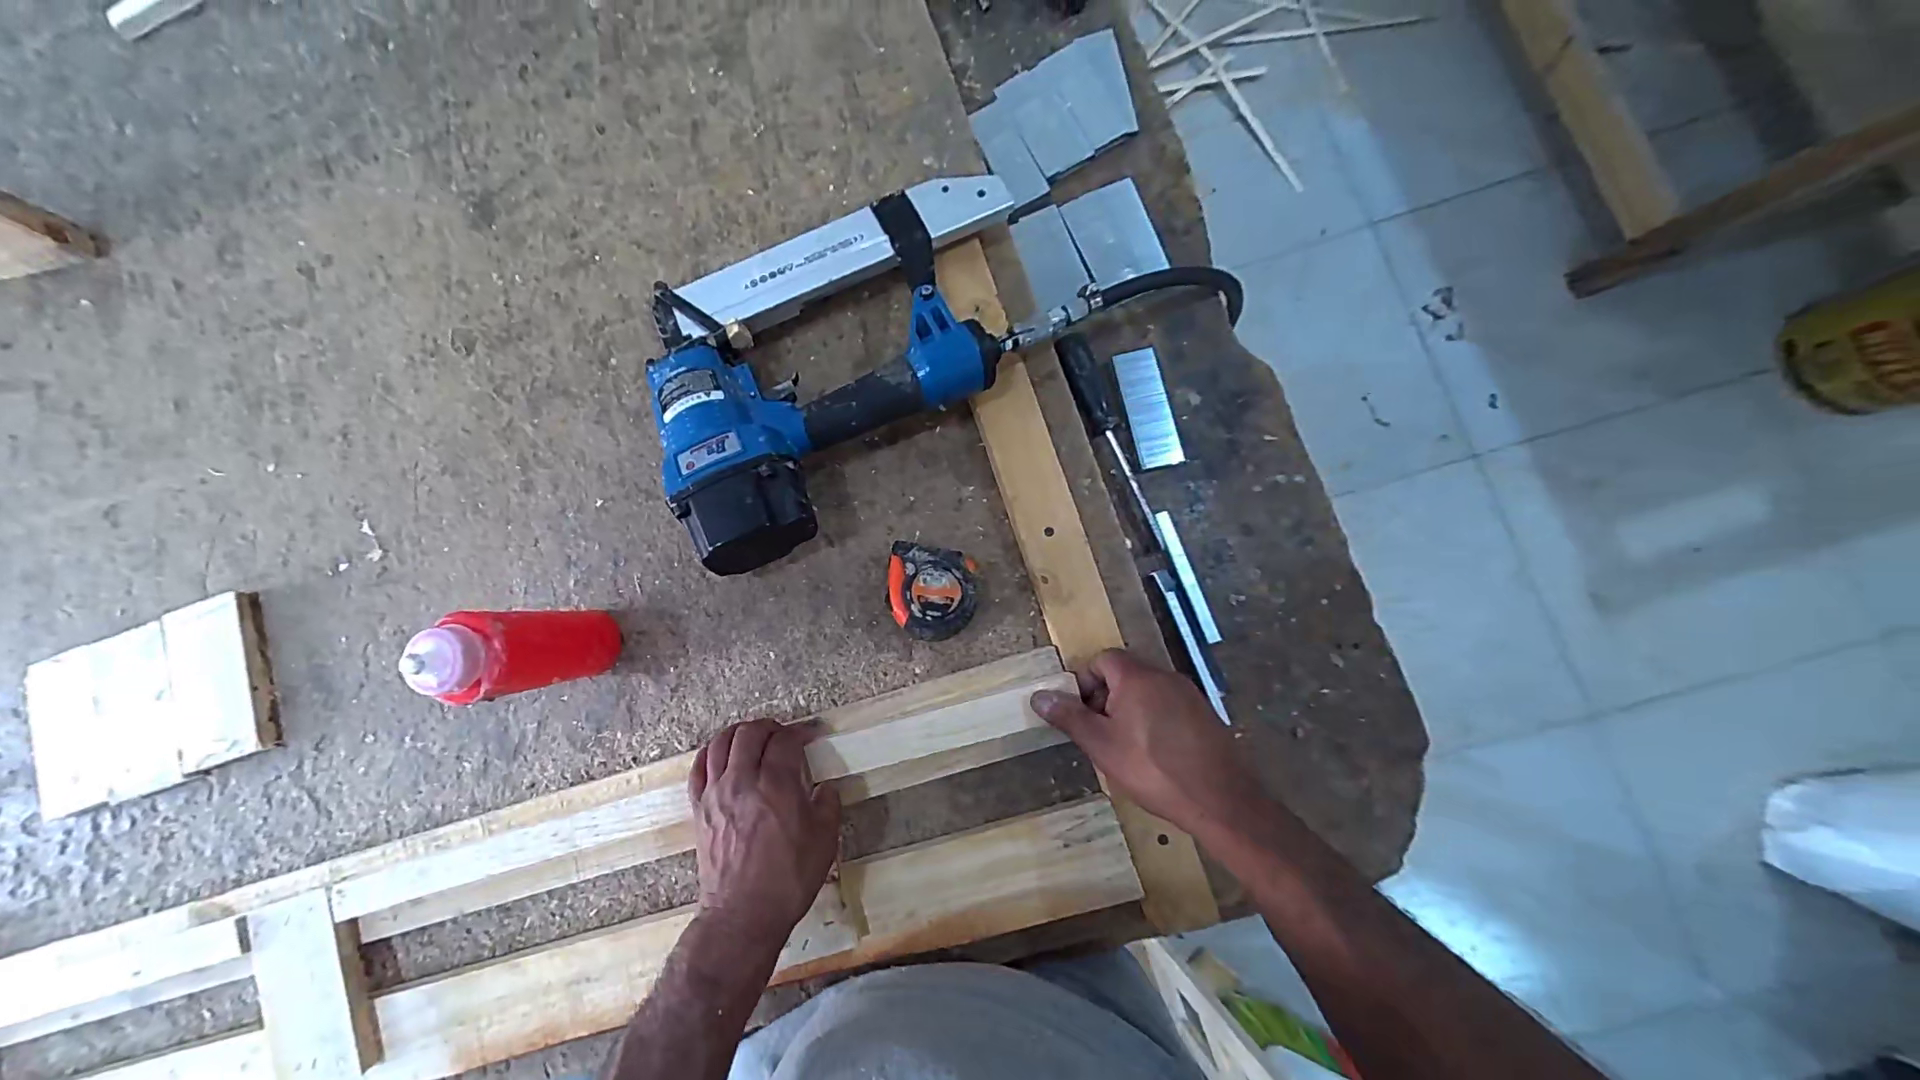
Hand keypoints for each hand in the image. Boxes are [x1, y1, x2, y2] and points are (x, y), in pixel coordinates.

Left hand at [687, 718, 840, 945]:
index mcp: (776, 785)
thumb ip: (827, 805)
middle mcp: (742, 782)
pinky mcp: (699, 809)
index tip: (810, 735)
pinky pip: (698, 768)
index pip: (785, 740)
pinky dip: (710, 753)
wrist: (743, 914)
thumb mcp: (824, 840)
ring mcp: (716, 794)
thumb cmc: (789, 878)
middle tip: (783, 734)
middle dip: (769, 727)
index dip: (800, 732)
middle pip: (749, 734)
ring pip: (720, 744)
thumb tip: (824, 789)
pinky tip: (720, 754)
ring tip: (753, 738)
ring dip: (739, 733)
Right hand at [1031, 649, 1264, 834]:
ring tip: (1125, 749)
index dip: (1086, 681)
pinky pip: (1169, 707)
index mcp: (1138, 677)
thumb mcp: (1101, 745)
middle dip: (1106, 699)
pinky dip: (1155, 722)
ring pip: (1148, 692)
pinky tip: (1155, 756)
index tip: (1082, 714)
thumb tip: (1039, 696)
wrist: (1220, 800)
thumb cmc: (1152, 769)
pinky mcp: (1206, 716)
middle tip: (1100, 735)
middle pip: (1126, 674)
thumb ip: (1070, 716)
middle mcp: (1165, 677)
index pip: (1103, 659)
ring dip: (1130, 712)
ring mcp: (1190, 695)